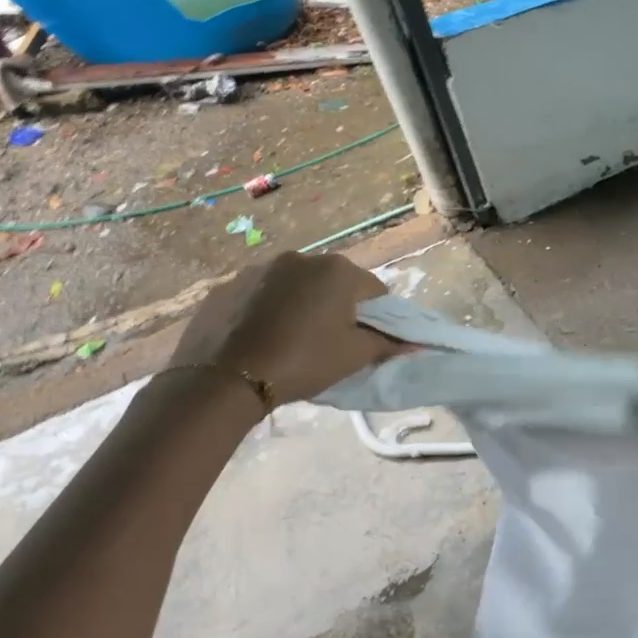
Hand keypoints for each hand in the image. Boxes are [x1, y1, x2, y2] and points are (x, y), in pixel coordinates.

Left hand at [168, 251, 406, 406]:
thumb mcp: (355, 355)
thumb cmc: (303, 360)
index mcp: (337, 270)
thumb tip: (413, 342)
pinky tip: (262, 338)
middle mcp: (301, 258)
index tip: (365, 342)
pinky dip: (268, 311)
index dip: (377, 318)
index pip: (374, 291)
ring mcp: (259, 269)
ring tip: (292, 341)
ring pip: (296, 287)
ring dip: (301, 306)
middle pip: (333, 284)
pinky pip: (261, 296)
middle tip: (330, 342)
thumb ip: (388, 343)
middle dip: (337, 307)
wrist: (223, 379)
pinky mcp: (227, 286)